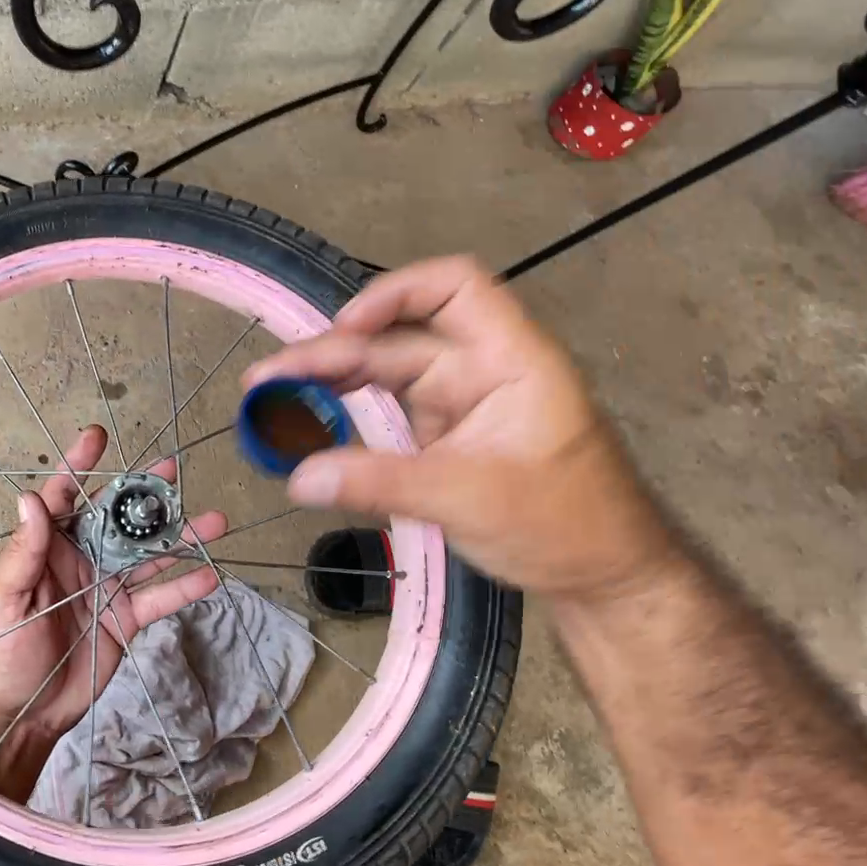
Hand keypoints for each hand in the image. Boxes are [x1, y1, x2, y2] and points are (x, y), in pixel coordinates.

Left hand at [0, 425, 226, 796]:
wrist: (24, 712)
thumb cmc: (2, 653)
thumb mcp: (3, 601)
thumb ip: (22, 552)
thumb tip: (30, 497)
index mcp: (46, 549)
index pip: (63, 498)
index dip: (78, 466)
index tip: (98, 437)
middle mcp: (81, 559)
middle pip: (116, 518)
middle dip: (143, 493)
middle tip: (173, 470)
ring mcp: (107, 588)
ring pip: (147, 554)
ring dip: (179, 537)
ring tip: (213, 521)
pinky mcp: (126, 619)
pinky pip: (159, 598)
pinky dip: (184, 587)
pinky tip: (210, 575)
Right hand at [242, 256, 676, 600]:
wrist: (603, 577)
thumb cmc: (564, 525)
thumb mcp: (467, 499)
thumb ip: (378, 483)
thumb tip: (297, 478)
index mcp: (509, 360)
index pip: (455, 288)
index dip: (395, 294)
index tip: (343, 328)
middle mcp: (478, 371)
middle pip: (395, 340)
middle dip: (329, 354)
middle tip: (263, 380)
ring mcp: (456, 405)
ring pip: (381, 375)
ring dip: (326, 382)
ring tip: (267, 396)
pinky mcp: (438, 438)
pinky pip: (381, 415)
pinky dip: (342, 416)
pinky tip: (304, 425)